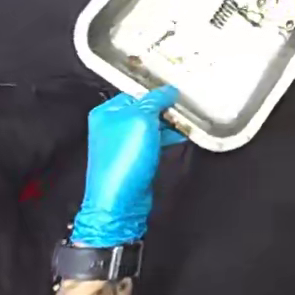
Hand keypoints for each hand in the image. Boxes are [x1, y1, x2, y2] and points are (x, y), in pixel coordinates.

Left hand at [70, 87, 185, 247]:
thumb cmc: (123, 161)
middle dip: (167, 109)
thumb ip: (155, 100)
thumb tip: (168, 91)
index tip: (177, 93)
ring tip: (187, 123)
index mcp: (107, 112)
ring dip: (171, 124)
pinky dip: (169, 137)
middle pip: (146, 109)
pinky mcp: (136, 158)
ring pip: (153, 125)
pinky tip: (182, 137)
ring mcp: (125, 144)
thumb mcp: (141, 120)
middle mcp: (113, 126)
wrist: (120, 203)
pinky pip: (156, 141)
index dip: (158, 92)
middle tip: (185, 108)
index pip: (138, 92)